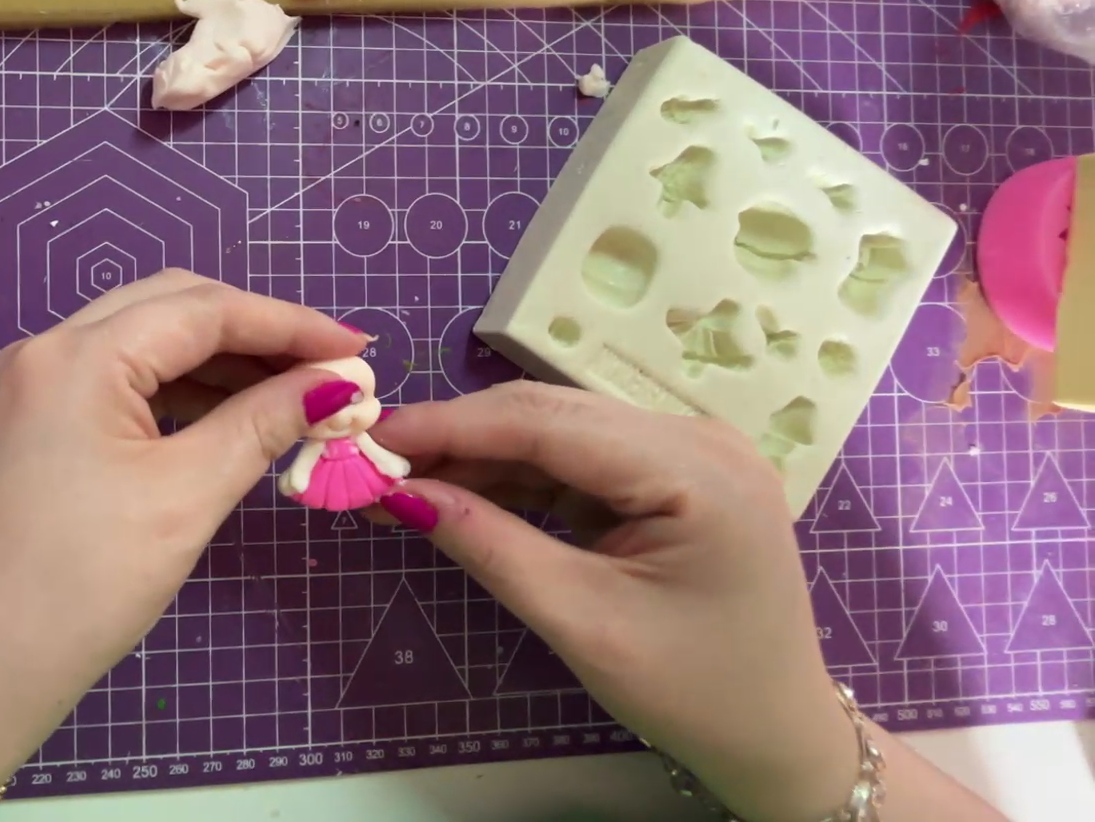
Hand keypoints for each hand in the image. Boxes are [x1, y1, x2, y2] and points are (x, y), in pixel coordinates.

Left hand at [0, 270, 368, 794]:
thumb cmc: (82, 586)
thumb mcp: (184, 496)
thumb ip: (263, 422)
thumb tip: (339, 382)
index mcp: (77, 353)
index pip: (202, 309)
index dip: (288, 323)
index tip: (358, 346)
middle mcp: (48, 346)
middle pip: (171, 308)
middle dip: (255, 331)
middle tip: (328, 367)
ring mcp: (33, 379)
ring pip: (144, 339)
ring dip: (219, 359)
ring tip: (292, 390)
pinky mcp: (33, 414)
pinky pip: (117, 376)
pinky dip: (177, 387)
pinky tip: (226, 409)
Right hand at [370, 383, 859, 821]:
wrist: (781, 738)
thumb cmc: (693, 691)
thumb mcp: (578, 619)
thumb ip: (484, 541)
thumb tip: (395, 491)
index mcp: (694, 469)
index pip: (543, 422)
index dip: (448, 424)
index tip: (372, 439)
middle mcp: (691, 436)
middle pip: (540, 414)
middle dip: (451, 435)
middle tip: (374, 461)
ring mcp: (675, 449)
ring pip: (542, 429)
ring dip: (469, 454)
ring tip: (399, 482)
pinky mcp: (654, 469)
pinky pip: (560, 456)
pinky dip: (500, 474)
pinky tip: (449, 490)